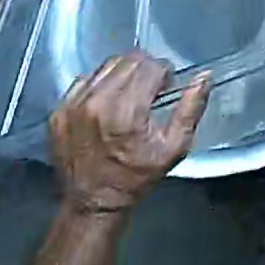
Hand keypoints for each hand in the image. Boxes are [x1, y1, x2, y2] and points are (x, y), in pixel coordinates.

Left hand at [50, 51, 211, 214]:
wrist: (92, 203)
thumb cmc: (136, 177)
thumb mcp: (173, 148)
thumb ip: (190, 109)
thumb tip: (204, 77)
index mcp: (127, 111)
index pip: (152, 66)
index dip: (164, 74)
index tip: (165, 88)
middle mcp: (98, 101)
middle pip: (130, 61)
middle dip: (146, 70)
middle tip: (150, 91)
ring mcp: (75, 104)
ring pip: (107, 65)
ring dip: (123, 74)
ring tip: (128, 95)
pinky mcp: (60, 109)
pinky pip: (85, 79)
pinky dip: (100, 85)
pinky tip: (106, 103)